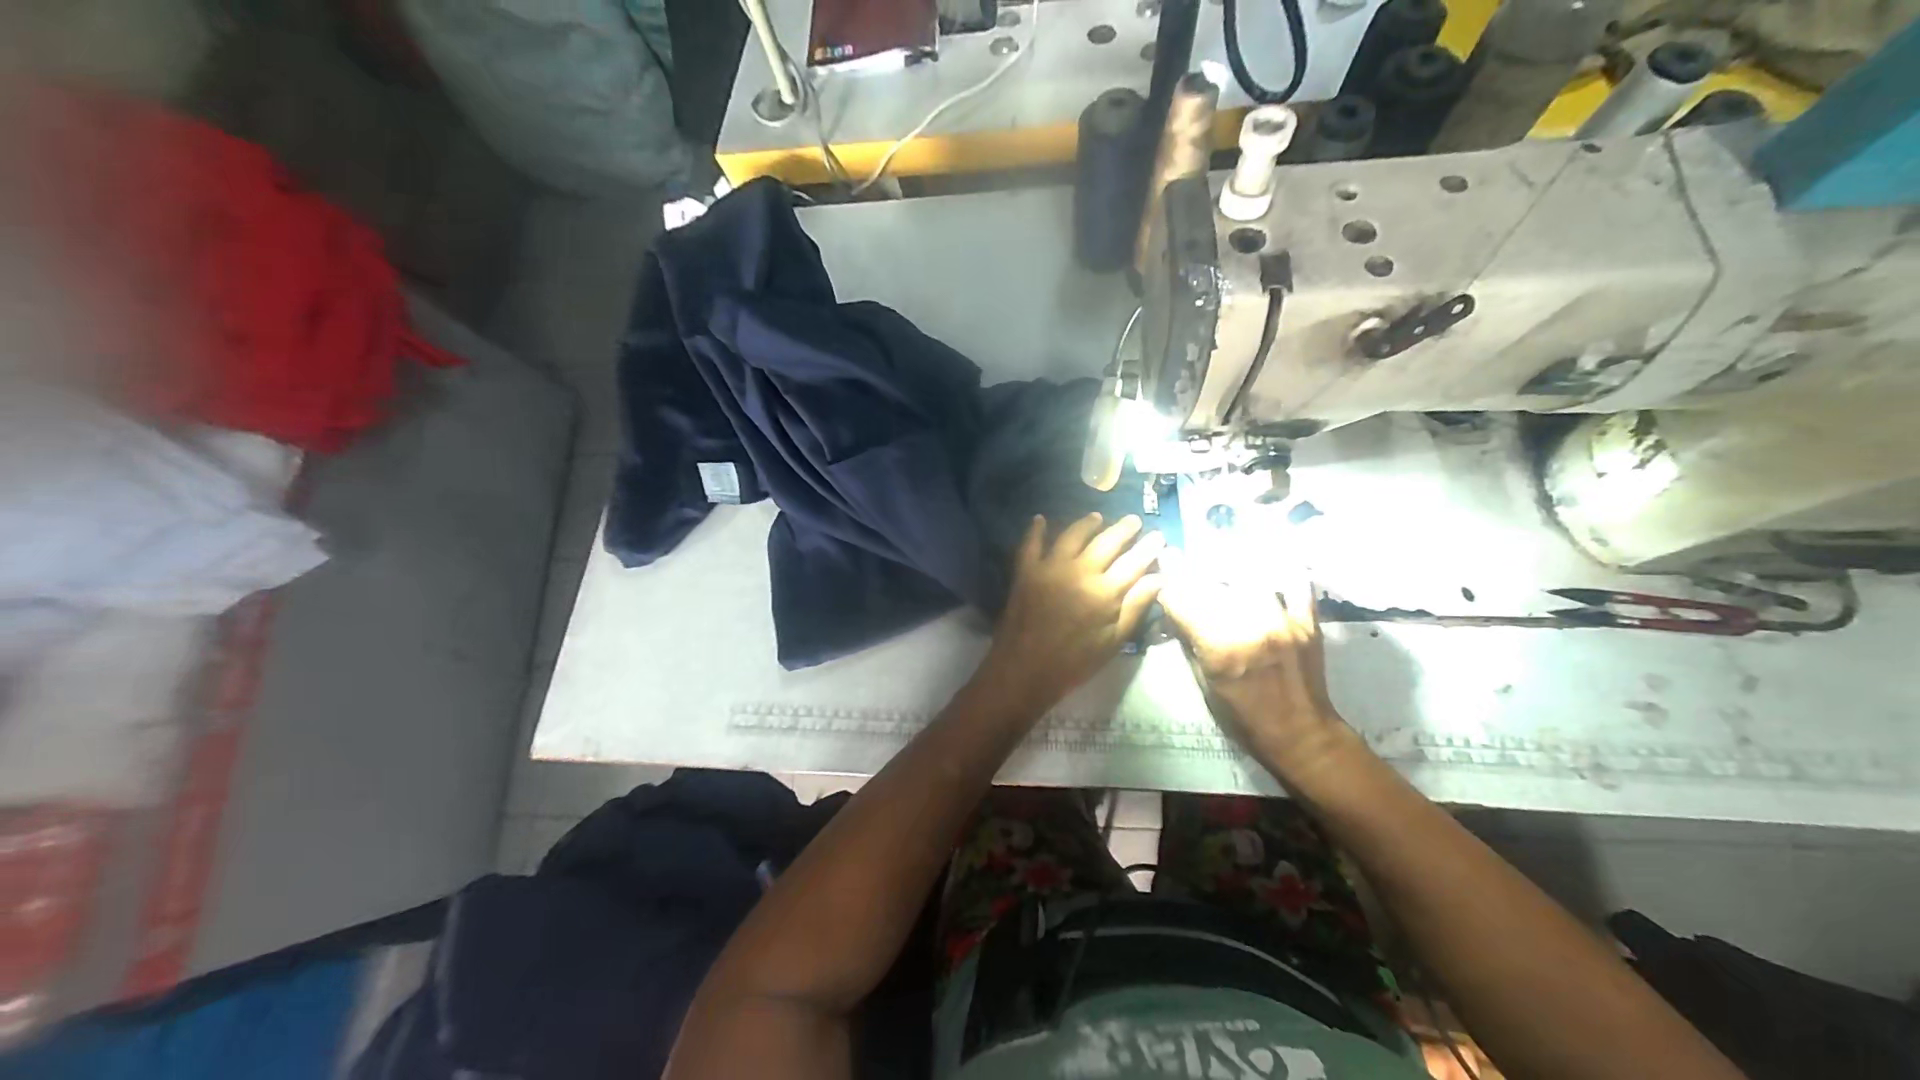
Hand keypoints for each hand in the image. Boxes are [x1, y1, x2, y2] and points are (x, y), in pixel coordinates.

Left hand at [981, 513, 1164, 713]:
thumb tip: (1159, 578)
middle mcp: (1080, 571)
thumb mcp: (1113, 642)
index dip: (1148, 548)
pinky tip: (1039, 519)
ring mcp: (1050, 567)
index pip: (1134, 562)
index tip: (1159, 536)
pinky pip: (1031, 544)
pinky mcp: (1026, 571)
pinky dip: (1035, 530)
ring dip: (1086, 524)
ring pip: (1072, 536)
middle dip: (1123, 529)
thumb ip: (1136, 607)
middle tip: (1133, 520)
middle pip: (1106, 542)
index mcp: (1105, 591)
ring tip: (1096, 517)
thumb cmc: (1073, 663)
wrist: (1022, 670)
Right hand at [1158, 565, 1344, 769]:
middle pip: (1211, 582)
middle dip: (1195, 582)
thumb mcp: (1203, 683)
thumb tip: (1172, 610)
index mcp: (1220, 647)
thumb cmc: (1243, 717)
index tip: (1165, 591)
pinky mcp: (1307, 620)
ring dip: (1230, 576)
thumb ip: (1188, 642)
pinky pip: (1292, 582)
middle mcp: (1251, 626)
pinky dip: (1278, 575)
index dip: (1168, 592)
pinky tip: (1265, 576)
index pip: (1180, 598)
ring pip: (1247, 577)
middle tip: (1191, 586)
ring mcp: (1283, 620)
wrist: (1301, 734)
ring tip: (1224, 579)